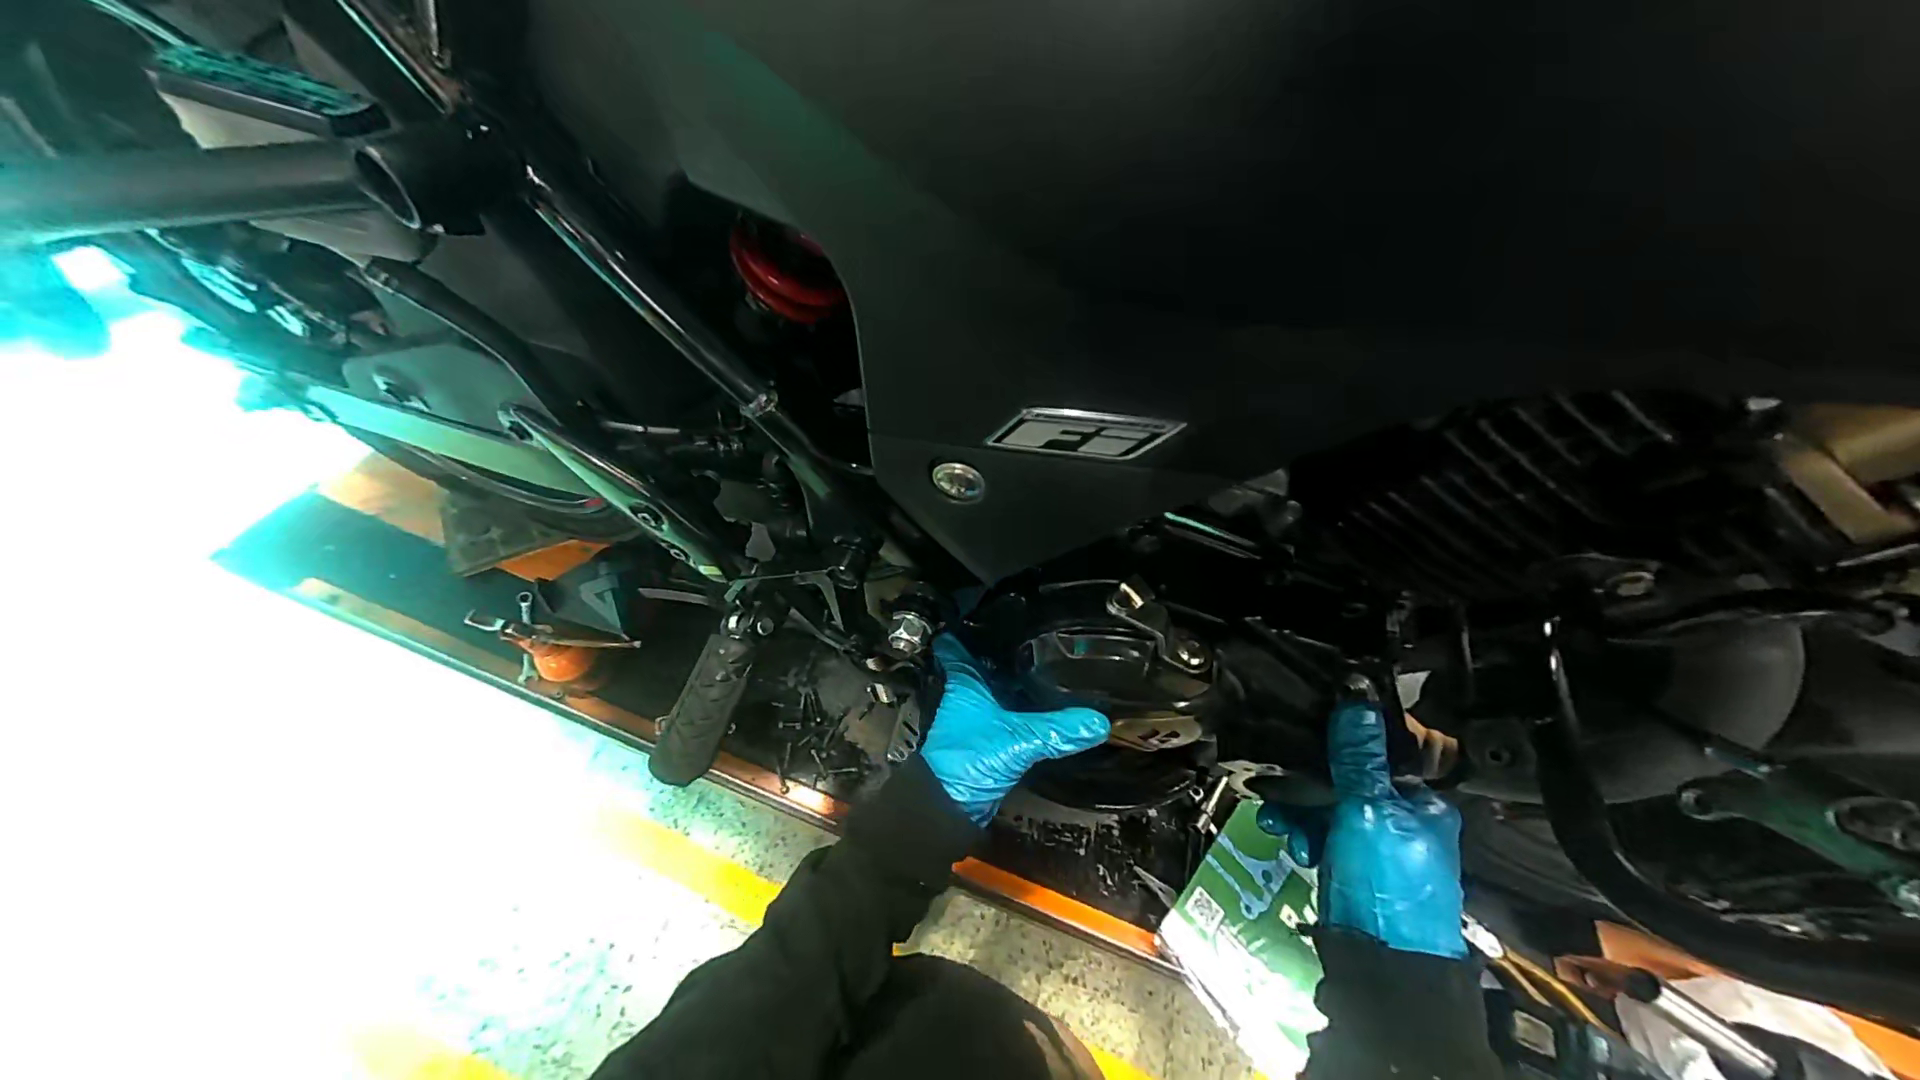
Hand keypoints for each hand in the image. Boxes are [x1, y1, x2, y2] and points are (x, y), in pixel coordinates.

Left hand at [919, 634, 1110, 824]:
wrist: (949, 807)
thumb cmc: (969, 759)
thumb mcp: (1019, 738)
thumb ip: (1058, 728)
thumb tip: (1099, 720)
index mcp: (964, 684)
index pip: (955, 646)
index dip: (963, 628)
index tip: (979, 614)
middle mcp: (964, 698)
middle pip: (977, 665)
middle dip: (995, 650)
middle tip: (1023, 632)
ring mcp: (972, 721)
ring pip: (989, 690)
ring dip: (1006, 679)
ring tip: (1036, 662)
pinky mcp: (983, 742)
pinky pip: (1001, 715)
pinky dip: (1014, 708)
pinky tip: (1035, 705)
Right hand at [1258, 697, 1465, 957]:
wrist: (1379, 963)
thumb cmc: (1385, 881)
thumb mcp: (1368, 810)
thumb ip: (1358, 757)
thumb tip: (1357, 698)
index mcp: (1420, 802)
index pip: (1376, 752)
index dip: (1340, 740)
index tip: (1305, 733)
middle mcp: (1399, 817)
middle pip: (1343, 777)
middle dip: (1305, 780)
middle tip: (1275, 782)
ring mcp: (1372, 841)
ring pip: (1324, 803)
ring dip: (1295, 806)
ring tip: (1276, 817)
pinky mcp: (1348, 860)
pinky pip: (1318, 830)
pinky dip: (1300, 830)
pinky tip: (1289, 838)